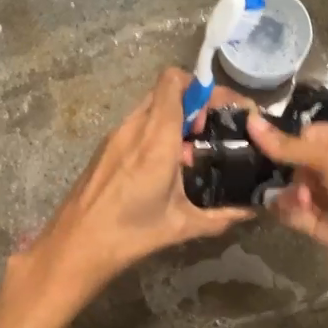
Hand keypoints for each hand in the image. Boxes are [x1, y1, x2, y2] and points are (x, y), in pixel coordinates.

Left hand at [5, 68, 252, 316]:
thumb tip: (252, 210)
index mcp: (156, 138)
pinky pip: (135, 125)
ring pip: (149, 107)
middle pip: (165, 91)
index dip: (200, 88)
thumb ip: (222, 215)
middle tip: (206, 133)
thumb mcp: (182, 226)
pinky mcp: (104, 148)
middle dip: (191, 104)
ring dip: (172, 119)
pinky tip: (162, 167)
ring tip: (187, 152)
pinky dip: (154, 133)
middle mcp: (134, 127)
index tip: (215, 115)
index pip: (174, 81)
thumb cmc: (130, 234)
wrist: (75, 246)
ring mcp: (115, 136)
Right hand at [246, 119, 327, 282]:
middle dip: (267, 165)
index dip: (269, 135)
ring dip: (282, 190)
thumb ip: (287, 145)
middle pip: (279, 162)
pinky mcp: (310, 223)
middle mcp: (318, 166)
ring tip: (299, 196)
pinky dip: (285, 209)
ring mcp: (313, 195)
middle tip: (252, 167)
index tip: (243, 135)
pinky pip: (285, 212)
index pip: (289, 134)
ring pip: (279, 188)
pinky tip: (298, 207)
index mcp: (327, 142)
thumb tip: (249, 121)